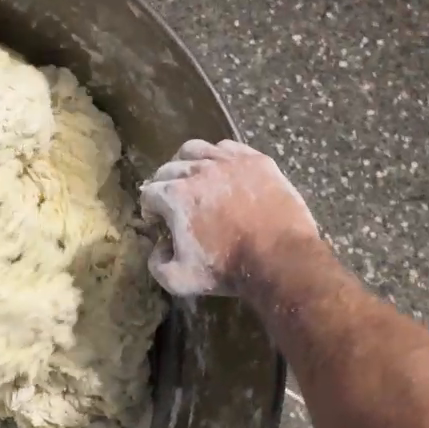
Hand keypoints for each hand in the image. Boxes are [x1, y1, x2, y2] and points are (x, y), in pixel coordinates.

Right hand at [139, 139, 319, 296]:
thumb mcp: (178, 279)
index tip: (159, 222)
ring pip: (195, 150)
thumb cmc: (226, 268)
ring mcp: (228, 162)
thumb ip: (156, 263)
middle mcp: (197, 170)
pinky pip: (227, 148)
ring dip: (187, 164)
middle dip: (164, 186)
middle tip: (174, 204)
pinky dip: (218, 157)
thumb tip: (160, 246)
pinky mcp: (256, 161)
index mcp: (174, 196)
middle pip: (168, 168)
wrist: (279, 258)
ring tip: (194, 180)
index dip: (150, 210)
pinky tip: (222, 174)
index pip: (149, 193)